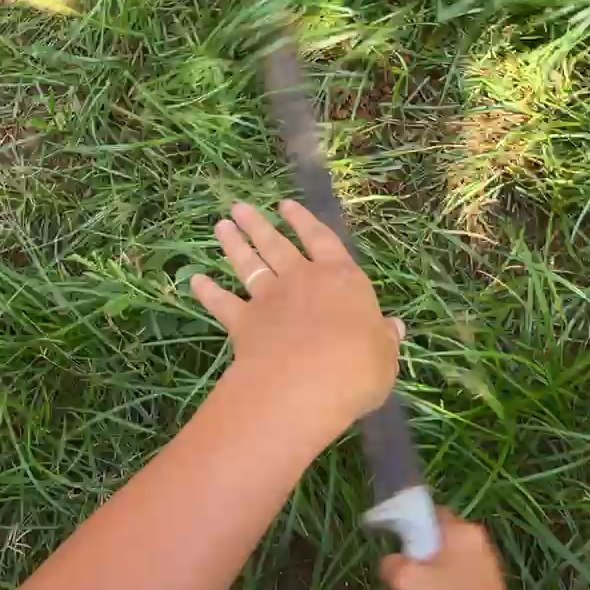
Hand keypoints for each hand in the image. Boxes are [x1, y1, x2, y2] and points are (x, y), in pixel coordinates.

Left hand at [189, 200, 402, 433]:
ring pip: (249, 265)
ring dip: (234, 245)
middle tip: (239, 208)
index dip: (304, 222)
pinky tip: (194, 280)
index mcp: (341, 279)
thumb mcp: (384, 355)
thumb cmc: (357, 366)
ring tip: (220, 226)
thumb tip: (395, 327)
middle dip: (259, 225)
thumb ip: (385, 339)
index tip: (286, 206)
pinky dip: (207, 292)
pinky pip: (222, 303)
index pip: (322, 241)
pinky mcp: (243, 323)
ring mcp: (269, 300)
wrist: (306, 383)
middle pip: (277, 245)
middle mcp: (302, 280)